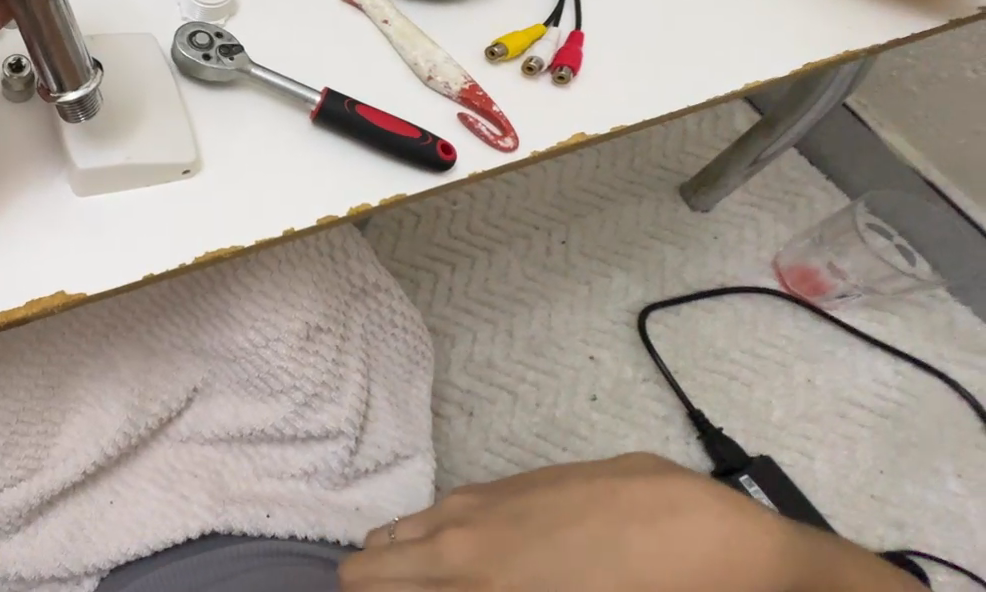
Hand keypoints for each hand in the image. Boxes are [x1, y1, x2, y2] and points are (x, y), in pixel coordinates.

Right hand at [339, 454, 825, 591]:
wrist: (704, 537)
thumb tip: (465, 586)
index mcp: (473, 581)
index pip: (372, 586)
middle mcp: (454, 541)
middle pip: (366, 566)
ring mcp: (469, 509)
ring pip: (391, 537)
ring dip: (398, 571)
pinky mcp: (492, 490)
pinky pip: (428, 518)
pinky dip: (427, 547)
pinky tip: (469, 568)